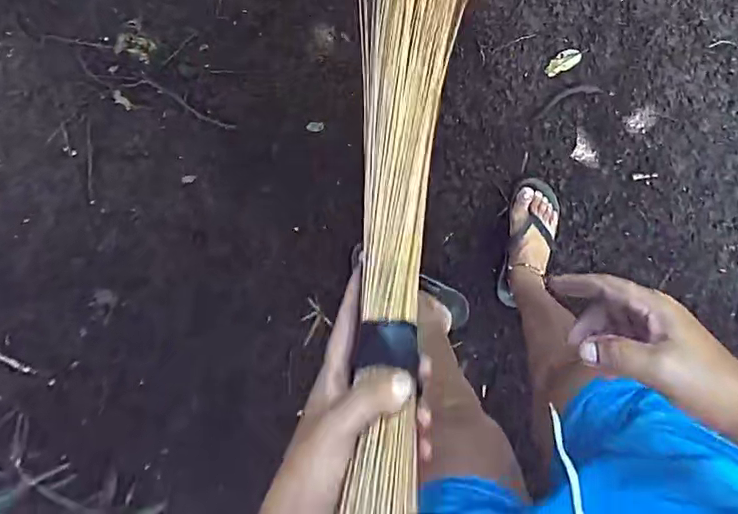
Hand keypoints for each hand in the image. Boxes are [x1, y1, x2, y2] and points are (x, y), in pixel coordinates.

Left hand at [260, 265, 422, 513]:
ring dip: (419, 407)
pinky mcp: (374, 454)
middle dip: (409, 360)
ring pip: (399, 399)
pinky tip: (425, 452)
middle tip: (429, 365)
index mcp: (334, 380)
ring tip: (428, 422)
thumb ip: (368, 399)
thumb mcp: (336, 429)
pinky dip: (418, 440)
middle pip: (384, 361)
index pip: (347, 328)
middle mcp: (350, 395)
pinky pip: (404, 436)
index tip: (368, 266)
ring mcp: (362, 425)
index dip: (356, 297)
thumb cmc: (308, 472)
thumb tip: (409, 377)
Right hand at [549, 273, 737, 439]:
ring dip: (600, 336)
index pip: (609, 285)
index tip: (555, 283)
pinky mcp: (666, 353)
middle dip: (588, 319)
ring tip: (585, 357)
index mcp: (655, 306)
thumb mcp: (657, 367)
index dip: (580, 283)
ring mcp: (662, 333)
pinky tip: (605, 366)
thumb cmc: (707, 383)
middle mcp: (657, 313)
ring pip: (620, 325)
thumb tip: (584, 346)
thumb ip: (617, 352)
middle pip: (612, 305)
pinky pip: (630, 342)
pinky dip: (613, 349)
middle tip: (570, 343)